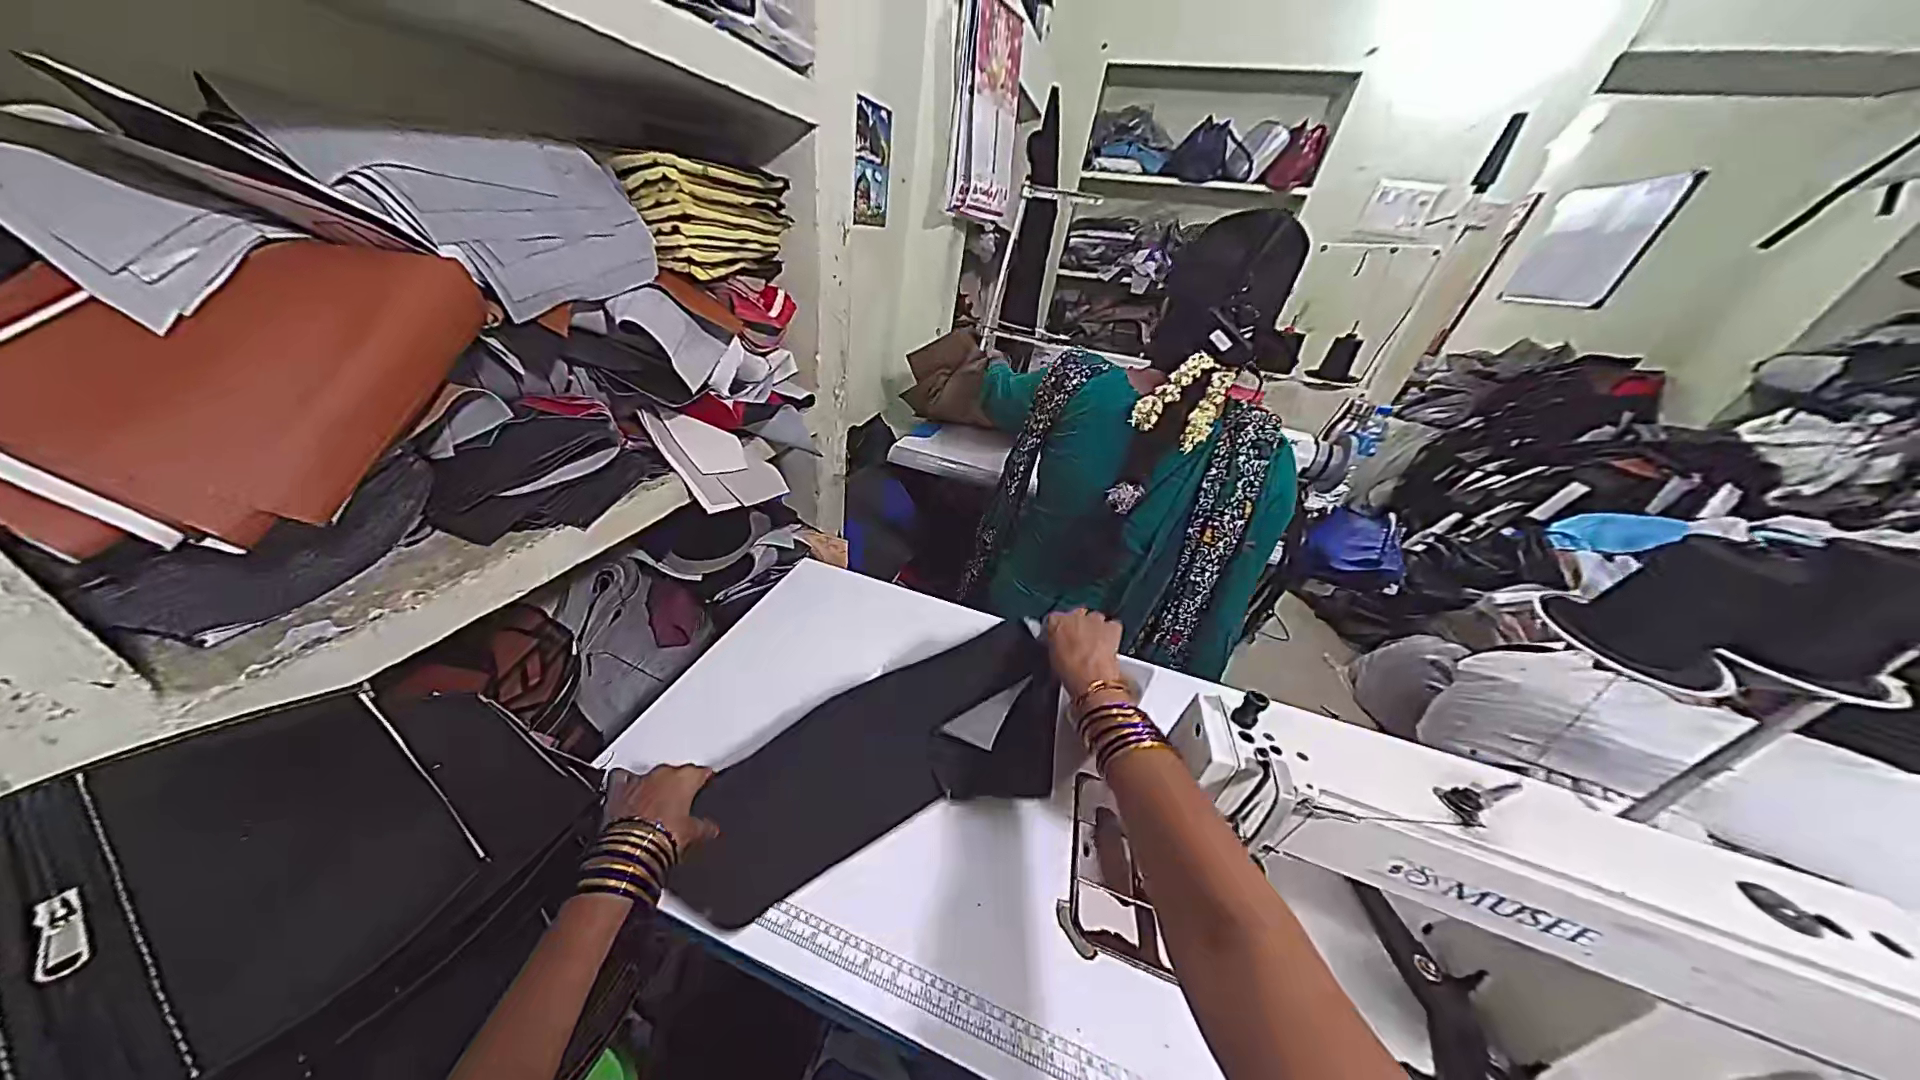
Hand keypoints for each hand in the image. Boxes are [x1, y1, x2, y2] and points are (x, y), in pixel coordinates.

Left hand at [604, 765, 719, 849]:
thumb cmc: (664, 835)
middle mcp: (664, 774)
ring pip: (651, 774)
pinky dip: (626, 786)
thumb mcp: (692, 833)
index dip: (705, 779)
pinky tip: (629, 795)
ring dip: (654, 784)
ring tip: (654, 801)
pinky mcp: (618, 789)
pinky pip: (622, 779)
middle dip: (678, 783)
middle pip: (676, 771)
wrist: (632, 847)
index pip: (702, 771)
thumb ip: (705, 827)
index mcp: (686, 778)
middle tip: (679, 801)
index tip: (705, 784)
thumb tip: (711, 830)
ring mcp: (640, 780)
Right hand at [1045, 609, 1125, 699]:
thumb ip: (1054, 643)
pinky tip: (1108, 645)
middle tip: (1079, 643)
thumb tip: (1059, 643)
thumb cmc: (1069, 672)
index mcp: (1055, 621)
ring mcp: (1095, 619)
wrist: (1092, 681)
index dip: (1059, 630)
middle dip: (1078, 626)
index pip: (1055, 619)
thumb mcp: (1052, 657)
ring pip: (1095, 618)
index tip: (1061, 639)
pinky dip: (1111, 633)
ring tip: (1094, 646)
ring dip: (1094, 628)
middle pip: (1076, 615)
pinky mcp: (1112, 627)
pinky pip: (1111, 626)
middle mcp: (1075, 615)